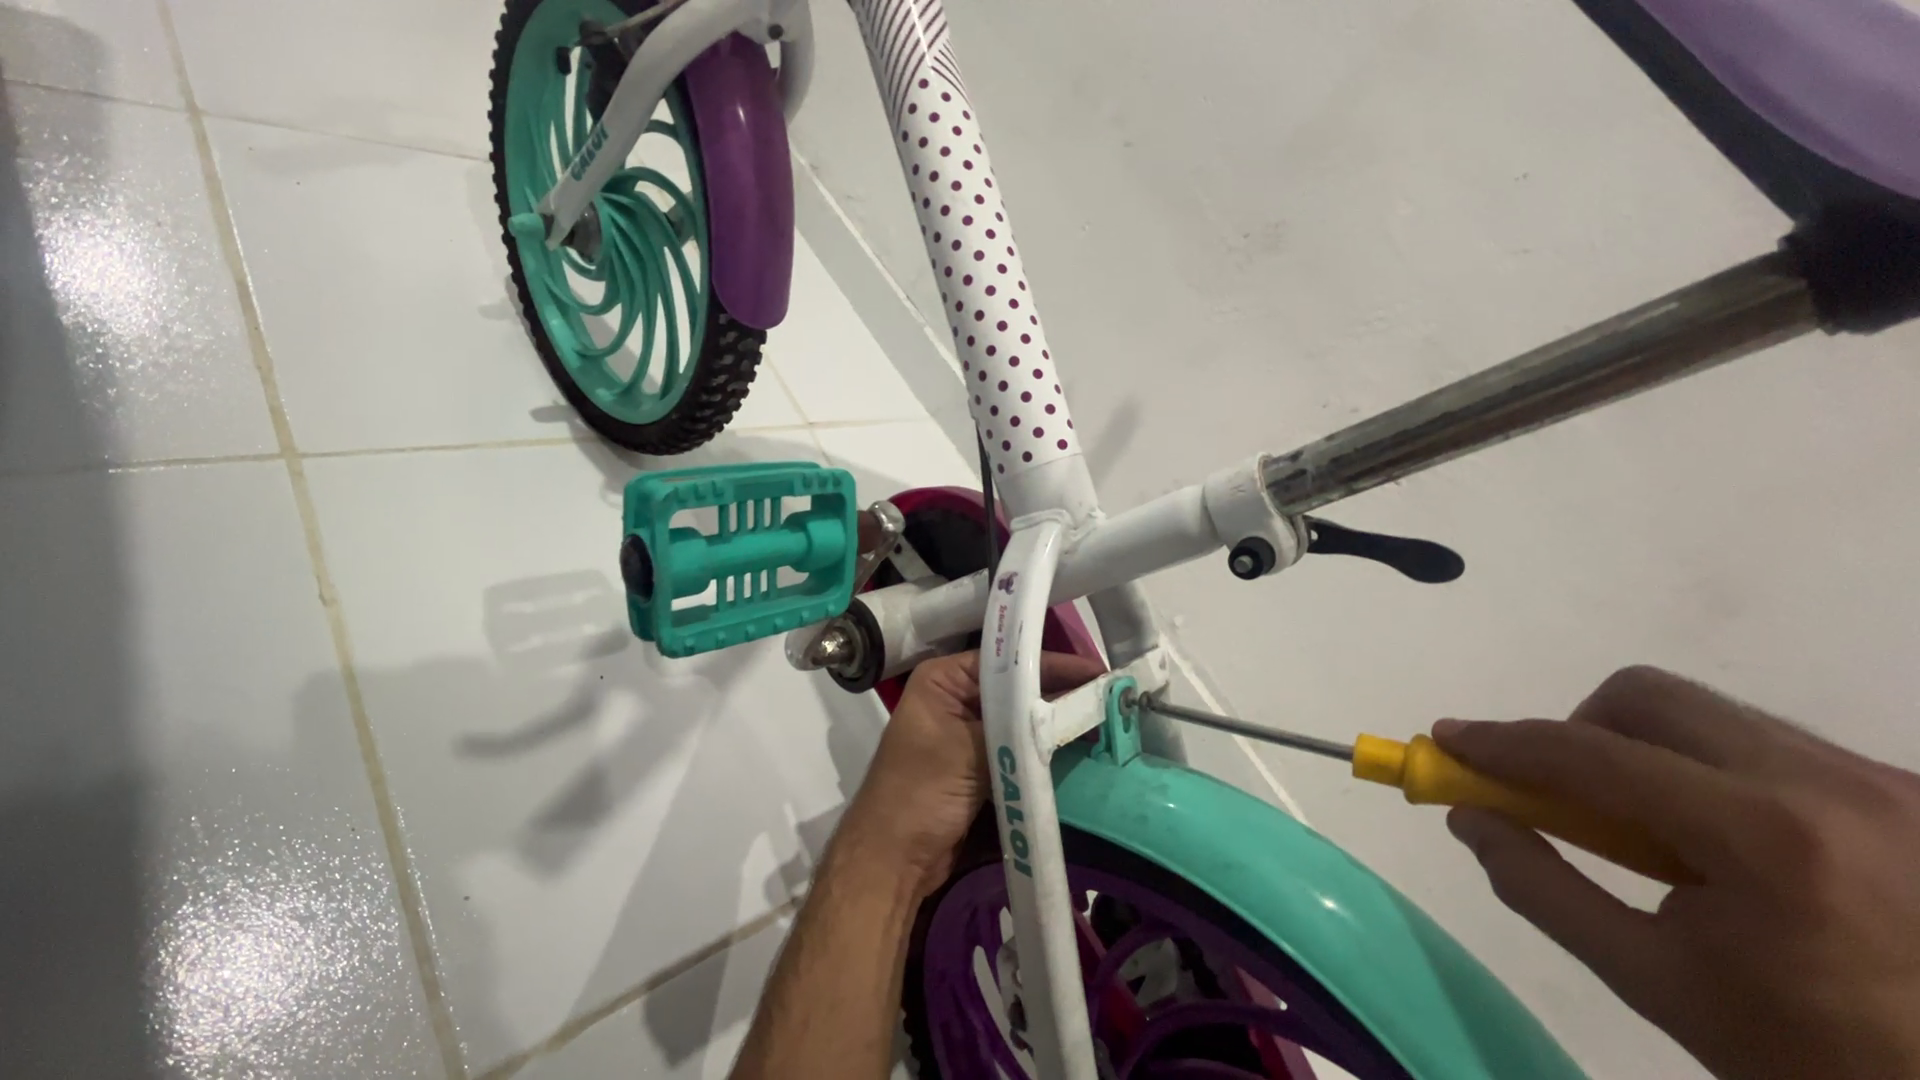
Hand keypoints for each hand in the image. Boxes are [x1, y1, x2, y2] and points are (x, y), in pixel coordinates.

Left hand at [835, 650, 1105, 900]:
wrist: (893, 862)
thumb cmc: (921, 794)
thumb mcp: (971, 750)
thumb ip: (1022, 725)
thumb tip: (1080, 704)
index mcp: (944, 680)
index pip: (1007, 661)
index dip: (1055, 665)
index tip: (1099, 672)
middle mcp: (956, 699)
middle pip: (1019, 690)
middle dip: (1063, 695)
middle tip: (1112, 699)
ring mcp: (969, 735)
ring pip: (1023, 721)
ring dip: (1059, 725)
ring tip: (1107, 722)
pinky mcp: (981, 768)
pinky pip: (1021, 751)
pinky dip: (1047, 752)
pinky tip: (1082, 751)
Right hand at [1434, 666, 1919, 1079]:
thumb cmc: (1806, 1051)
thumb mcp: (1653, 981)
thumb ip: (1542, 888)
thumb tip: (1467, 818)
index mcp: (1765, 839)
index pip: (1593, 753)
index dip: (1504, 742)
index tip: (1448, 740)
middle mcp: (1828, 783)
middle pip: (1649, 696)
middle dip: (1580, 733)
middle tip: (1564, 795)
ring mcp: (1882, 779)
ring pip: (1708, 712)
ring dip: (1645, 749)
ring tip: (1657, 832)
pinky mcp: (1908, 787)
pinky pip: (1767, 742)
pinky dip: (1710, 770)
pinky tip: (1730, 844)